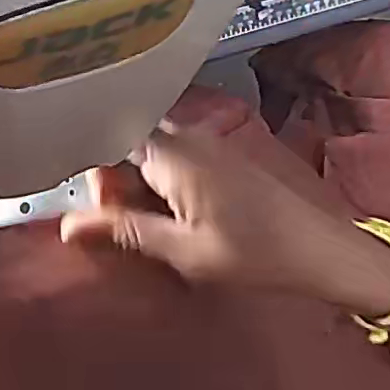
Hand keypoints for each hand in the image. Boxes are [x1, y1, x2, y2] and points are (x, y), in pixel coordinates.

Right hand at [59, 118, 389, 313]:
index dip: (92, 167)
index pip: (110, 137)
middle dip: (113, 177)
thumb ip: (123, 231)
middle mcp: (187, 136)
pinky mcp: (220, 154)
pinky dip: (157, 180)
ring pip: (149, 149)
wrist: (324, 250)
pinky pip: (172, 155)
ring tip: (138, 220)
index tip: (91, 202)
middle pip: (128, 142)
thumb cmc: (252, 253)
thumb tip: (66, 226)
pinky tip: (165, 212)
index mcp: (173, 154)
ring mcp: (207, 142)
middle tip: (114, 220)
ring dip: (135, 180)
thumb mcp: (182, 249)